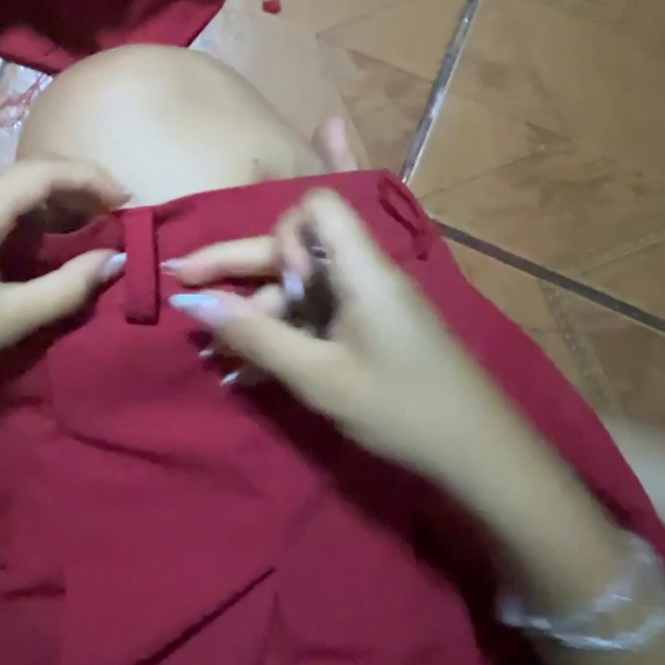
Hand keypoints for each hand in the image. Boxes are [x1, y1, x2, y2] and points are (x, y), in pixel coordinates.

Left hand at [0, 159, 128, 408]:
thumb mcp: (5, 322)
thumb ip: (65, 289)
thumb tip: (112, 260)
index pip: (42, 172)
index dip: (90, 177)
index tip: (126, 200)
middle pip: (27, 172)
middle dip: (76, 187)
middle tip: (112, 217)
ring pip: (8, 185)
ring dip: (50, 200)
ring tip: (83, 230)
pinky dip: (24, 211)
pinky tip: (37, 241)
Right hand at [165, 188, 509, 483]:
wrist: (483, 459)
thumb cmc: (402, 409)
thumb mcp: (319, 376)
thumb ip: (254, 336)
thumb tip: (190, 302)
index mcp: (361, 268)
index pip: (317, 206)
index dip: (285, 233)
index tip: (283, 284)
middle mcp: (362, 274)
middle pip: (292, 248)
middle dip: (237, 266)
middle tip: (182, 278)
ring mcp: (366, 304)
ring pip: (298, 290)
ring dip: (256, 317)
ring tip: (217, 359)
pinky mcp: (369, 331)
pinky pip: (313, 319)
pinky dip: (281, 337)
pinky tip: (246, 373)